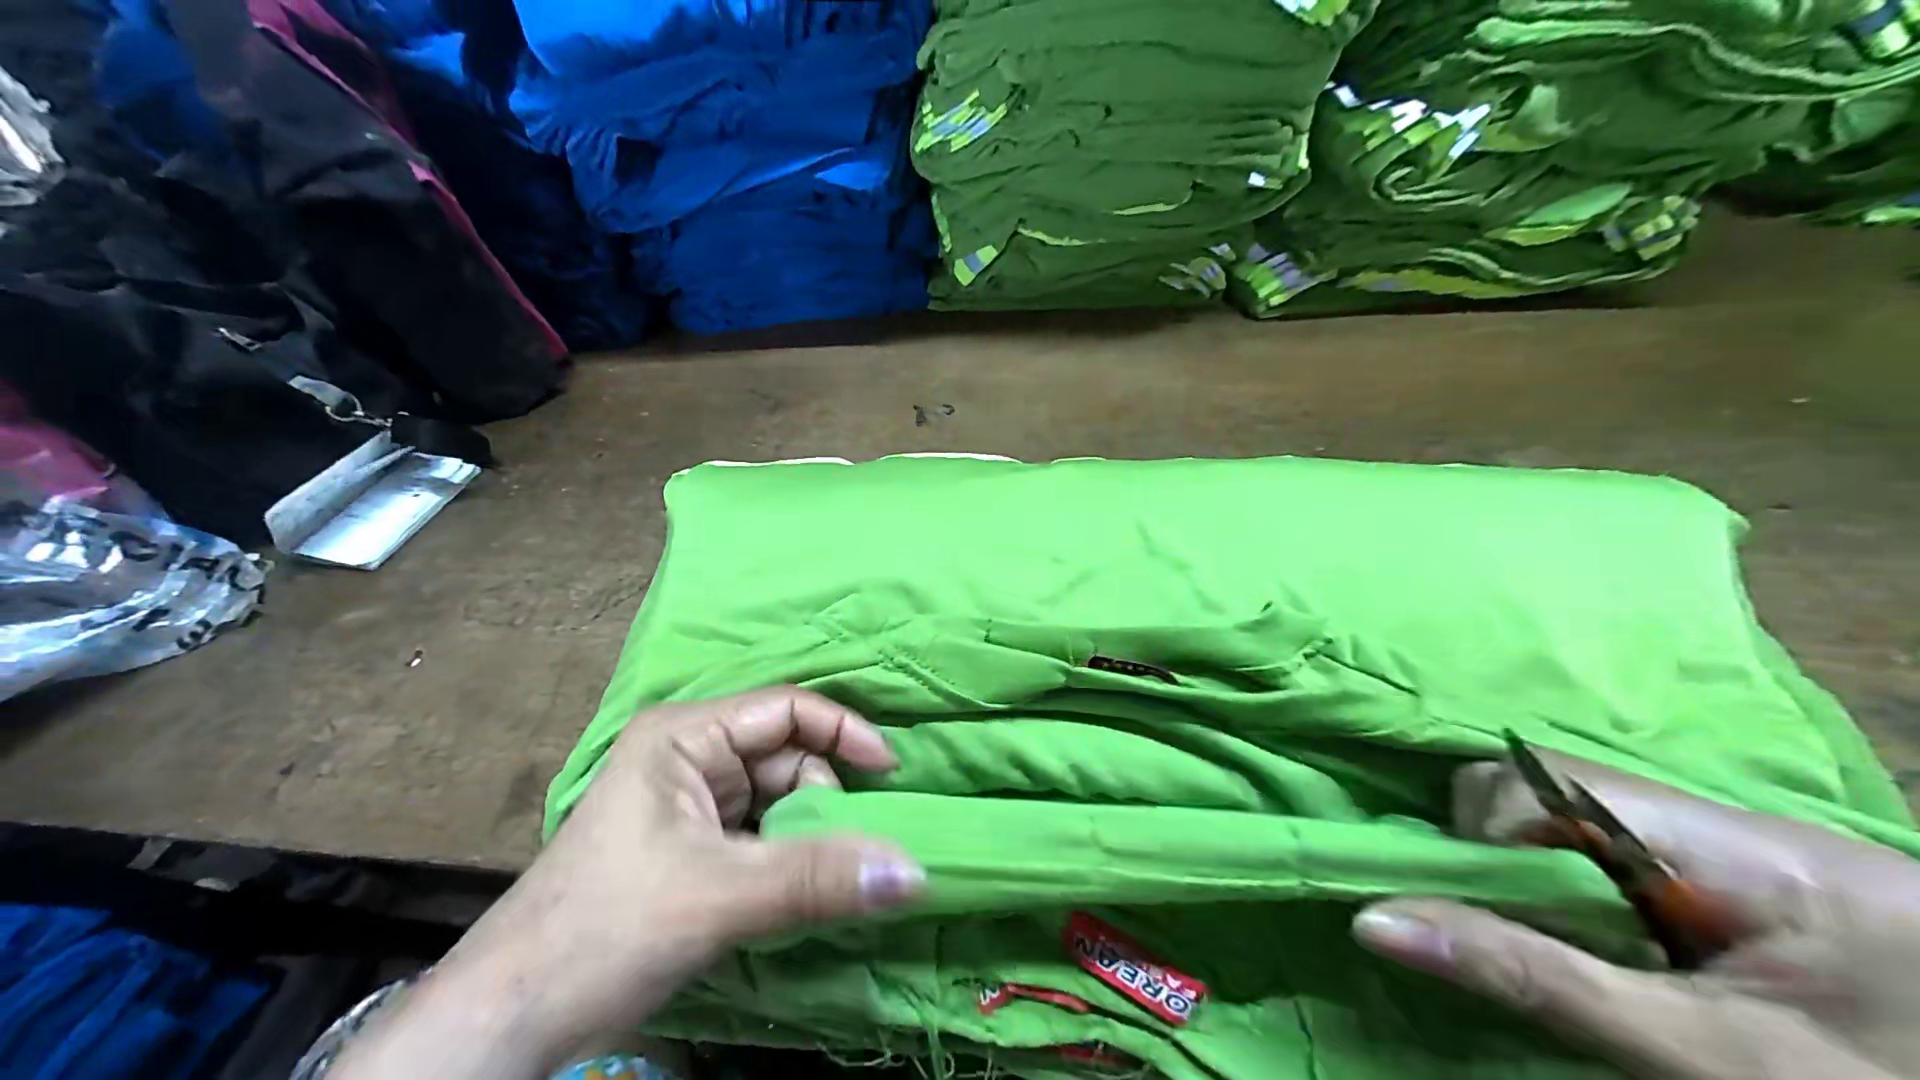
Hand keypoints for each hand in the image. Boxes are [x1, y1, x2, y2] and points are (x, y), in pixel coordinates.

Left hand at [333, 687, 923, 1079]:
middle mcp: (691, 756)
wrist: (510, 1025)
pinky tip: (799, 891)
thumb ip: (820, 877)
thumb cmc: (603, 931)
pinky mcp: (695, 846)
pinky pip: (766, 833)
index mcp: (684, 735)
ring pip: (780, 798)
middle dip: (824, 797)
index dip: (842, 731)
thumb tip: (916, 870)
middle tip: (846, 850)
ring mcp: (692, 802)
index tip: (889, 772)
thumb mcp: (719, 896)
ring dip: (810, 833)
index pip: (785, 709)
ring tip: (821, 880)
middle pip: (787, 756)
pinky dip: (791, 856)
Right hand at [1353, 749, 1919, 1078]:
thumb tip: (1370, 920)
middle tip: (1536, 931)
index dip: (1487, 834)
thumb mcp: (1705, 1056)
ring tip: (1578, 948)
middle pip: (1546, 781)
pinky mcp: (1738, 872)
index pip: (1544, 779)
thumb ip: (1533, 977)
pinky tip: (1611, 944)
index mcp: (1730, 841)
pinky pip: (1612, 846)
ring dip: (1538, 871)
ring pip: (1570, 812)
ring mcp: (1733, 842)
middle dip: (1503, 847)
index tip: (1494, 913)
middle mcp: (1722, 818)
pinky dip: (1579, 886)